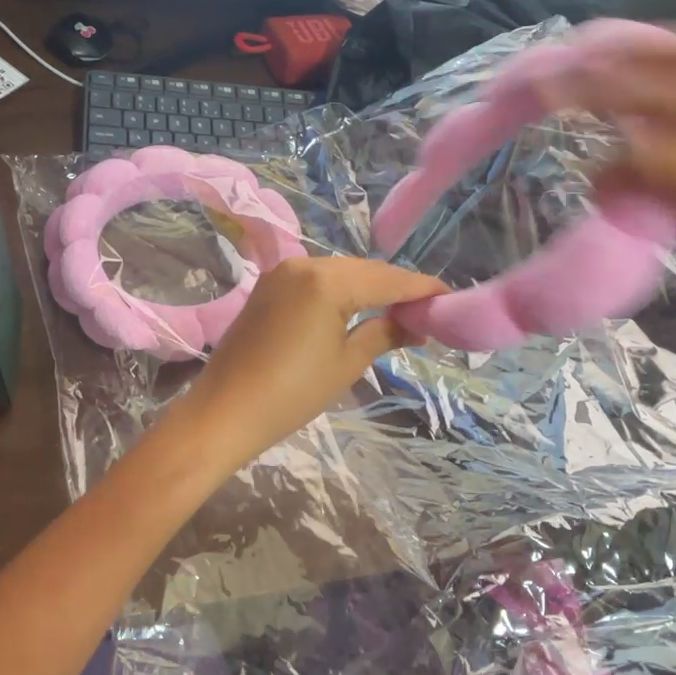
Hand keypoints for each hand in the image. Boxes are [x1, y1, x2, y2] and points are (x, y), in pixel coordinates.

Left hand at [170, 257, 448, 468]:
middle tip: (426, 311)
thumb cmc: (292, 392)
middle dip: (395, 287)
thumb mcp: (346, 364)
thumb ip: (384, 333)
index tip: (450, 298)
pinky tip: (356, 309)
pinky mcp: (266, 287)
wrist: (225, 410)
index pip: (388, 279)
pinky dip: (339, 291)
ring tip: (397, 312)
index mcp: (327, 280)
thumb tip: (417, 324)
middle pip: (363, 270)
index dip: (421, 289)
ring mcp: (281, 273)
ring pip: (338, 272)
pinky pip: (314, 280)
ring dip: (367, 288)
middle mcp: (304, 264)